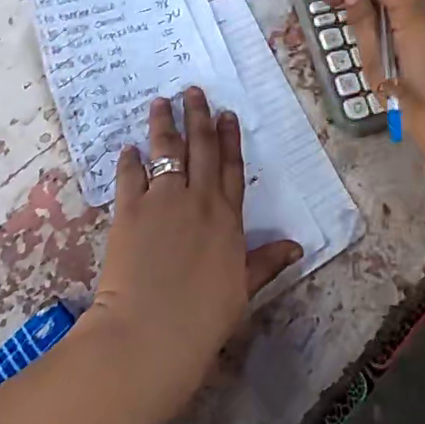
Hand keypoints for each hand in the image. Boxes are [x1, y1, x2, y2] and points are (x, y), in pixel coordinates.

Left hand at [83, 89, 301, 406]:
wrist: (151, 333)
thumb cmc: (202, 318)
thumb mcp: (242, 290)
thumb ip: (266, 262)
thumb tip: (297, 247)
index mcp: (227, 217)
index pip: (231, 167)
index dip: (229, 138)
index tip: (226, 113)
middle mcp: (197, 200)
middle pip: (200, 148)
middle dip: (197, 116)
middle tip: (193, 90)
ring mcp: (162, 201)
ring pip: (165, 152)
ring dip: (163, 124)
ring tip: (160, 102)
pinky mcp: (129, 210)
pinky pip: (130, 176)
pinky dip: (129, 160)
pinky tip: (128, 147)